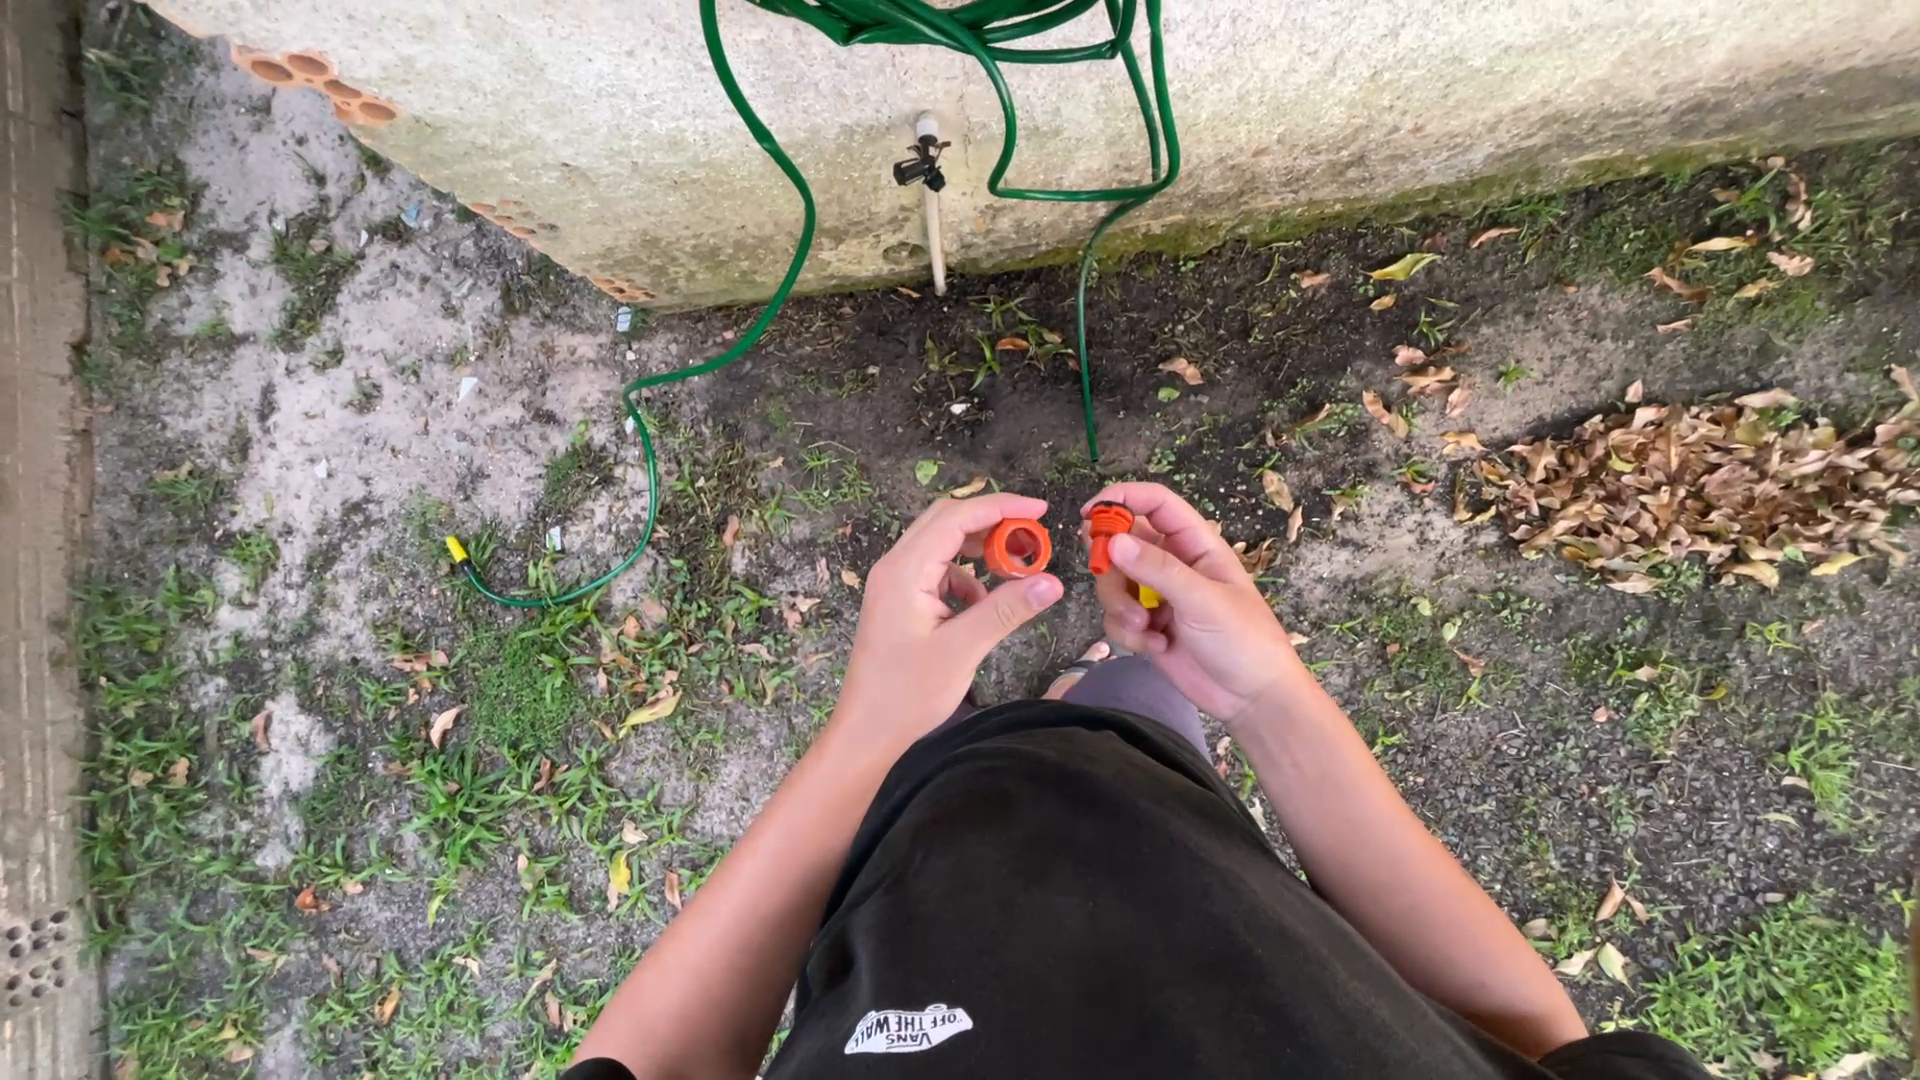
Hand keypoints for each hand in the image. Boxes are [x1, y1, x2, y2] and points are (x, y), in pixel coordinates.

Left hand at [835, 492, 1063, 744]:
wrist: (867, 730)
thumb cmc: (908, 693)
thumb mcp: (963, 649)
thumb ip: (1007, 610)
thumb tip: (1052, 581)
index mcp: (905, 570)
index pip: (955, 518)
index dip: (1001, 507)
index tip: (1041, 510)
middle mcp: (895, 566)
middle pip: (946, 521)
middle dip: (991, 522)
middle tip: (1032, 535)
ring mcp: (895, 582)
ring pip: (942, 545)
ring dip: (979, 550)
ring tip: (1015, 568)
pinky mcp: (900, 600)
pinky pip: (937, 571)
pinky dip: (965, 577)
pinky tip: (982, 605)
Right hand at [1083, 482, 1303, 727]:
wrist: (1252, 698)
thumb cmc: (1244, 640)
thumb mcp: (1203, 600)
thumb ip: (1157, 569)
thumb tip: (1112, 541)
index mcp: (1194, 544)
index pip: (1155, 503)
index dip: (1121, 499)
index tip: (1088, 514)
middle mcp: (1172, 563)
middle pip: (1122, 542)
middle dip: (1110, 563)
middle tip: (1106, 577)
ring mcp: (1156, 595)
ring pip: (1112, 582)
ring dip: (1119, 605)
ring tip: (1143, 627)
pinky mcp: (1145, 625)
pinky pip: (1115, 616)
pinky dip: (1126, 632)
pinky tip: (1154, 647)